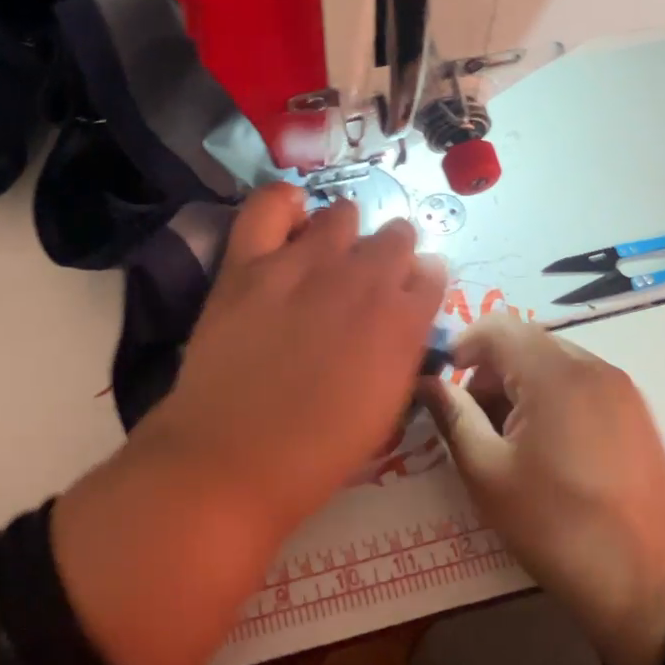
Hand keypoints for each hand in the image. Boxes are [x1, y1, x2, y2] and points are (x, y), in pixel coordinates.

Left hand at [148, 182, 449, 521]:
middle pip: (395, 238)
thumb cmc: (317, 455)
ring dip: (344, 232)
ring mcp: (305, 264)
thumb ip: (402, 352)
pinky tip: (290, 216)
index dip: (419, 283)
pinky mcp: (250, 262)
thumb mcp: (385, 409)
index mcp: (403, 323)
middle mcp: (365, 280)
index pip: (430, 275)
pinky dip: (284, 204)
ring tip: (327, 253)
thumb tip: (403, 316)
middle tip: (365, 281)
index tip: (406, 296)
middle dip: (389, 254)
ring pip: (343, 215)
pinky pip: (270, 204)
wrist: (234, 460)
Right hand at [421, 316, 664, 664]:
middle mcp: (593, 366)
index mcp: (556, 374)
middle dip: (489, 371)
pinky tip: (547, 450)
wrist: (650, 582)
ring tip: (509, 443)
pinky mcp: (636, 412)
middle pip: (527, 341)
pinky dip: (552, 398)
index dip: (462, 345)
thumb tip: (427, 383)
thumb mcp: (488, 475)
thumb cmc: (556, 526)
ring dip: (520, 385)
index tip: (443, 384)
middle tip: (473, 423)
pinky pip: (581, 384)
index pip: (498, 325)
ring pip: (554, 363)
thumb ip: (454, 417)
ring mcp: (620, 388)